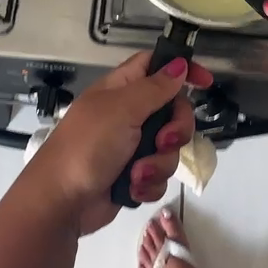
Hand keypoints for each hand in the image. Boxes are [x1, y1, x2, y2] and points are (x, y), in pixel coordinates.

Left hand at [17, 51, 212, 234]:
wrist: (61, 202)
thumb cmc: (87, 146)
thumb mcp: (122, 109)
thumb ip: (155, 88)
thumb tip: (179, 65)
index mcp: (122, 88)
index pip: (157, 66)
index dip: (181, 69)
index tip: (206, 81)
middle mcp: (129, 113)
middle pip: (173, 110)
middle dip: (175, 130)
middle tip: (163, 141)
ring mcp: (132, 145)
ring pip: (169, 146)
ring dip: (158, 162)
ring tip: (137, 173)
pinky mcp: (134, 175)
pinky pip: (159, 173)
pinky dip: (149, 182)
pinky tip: (132, 188)